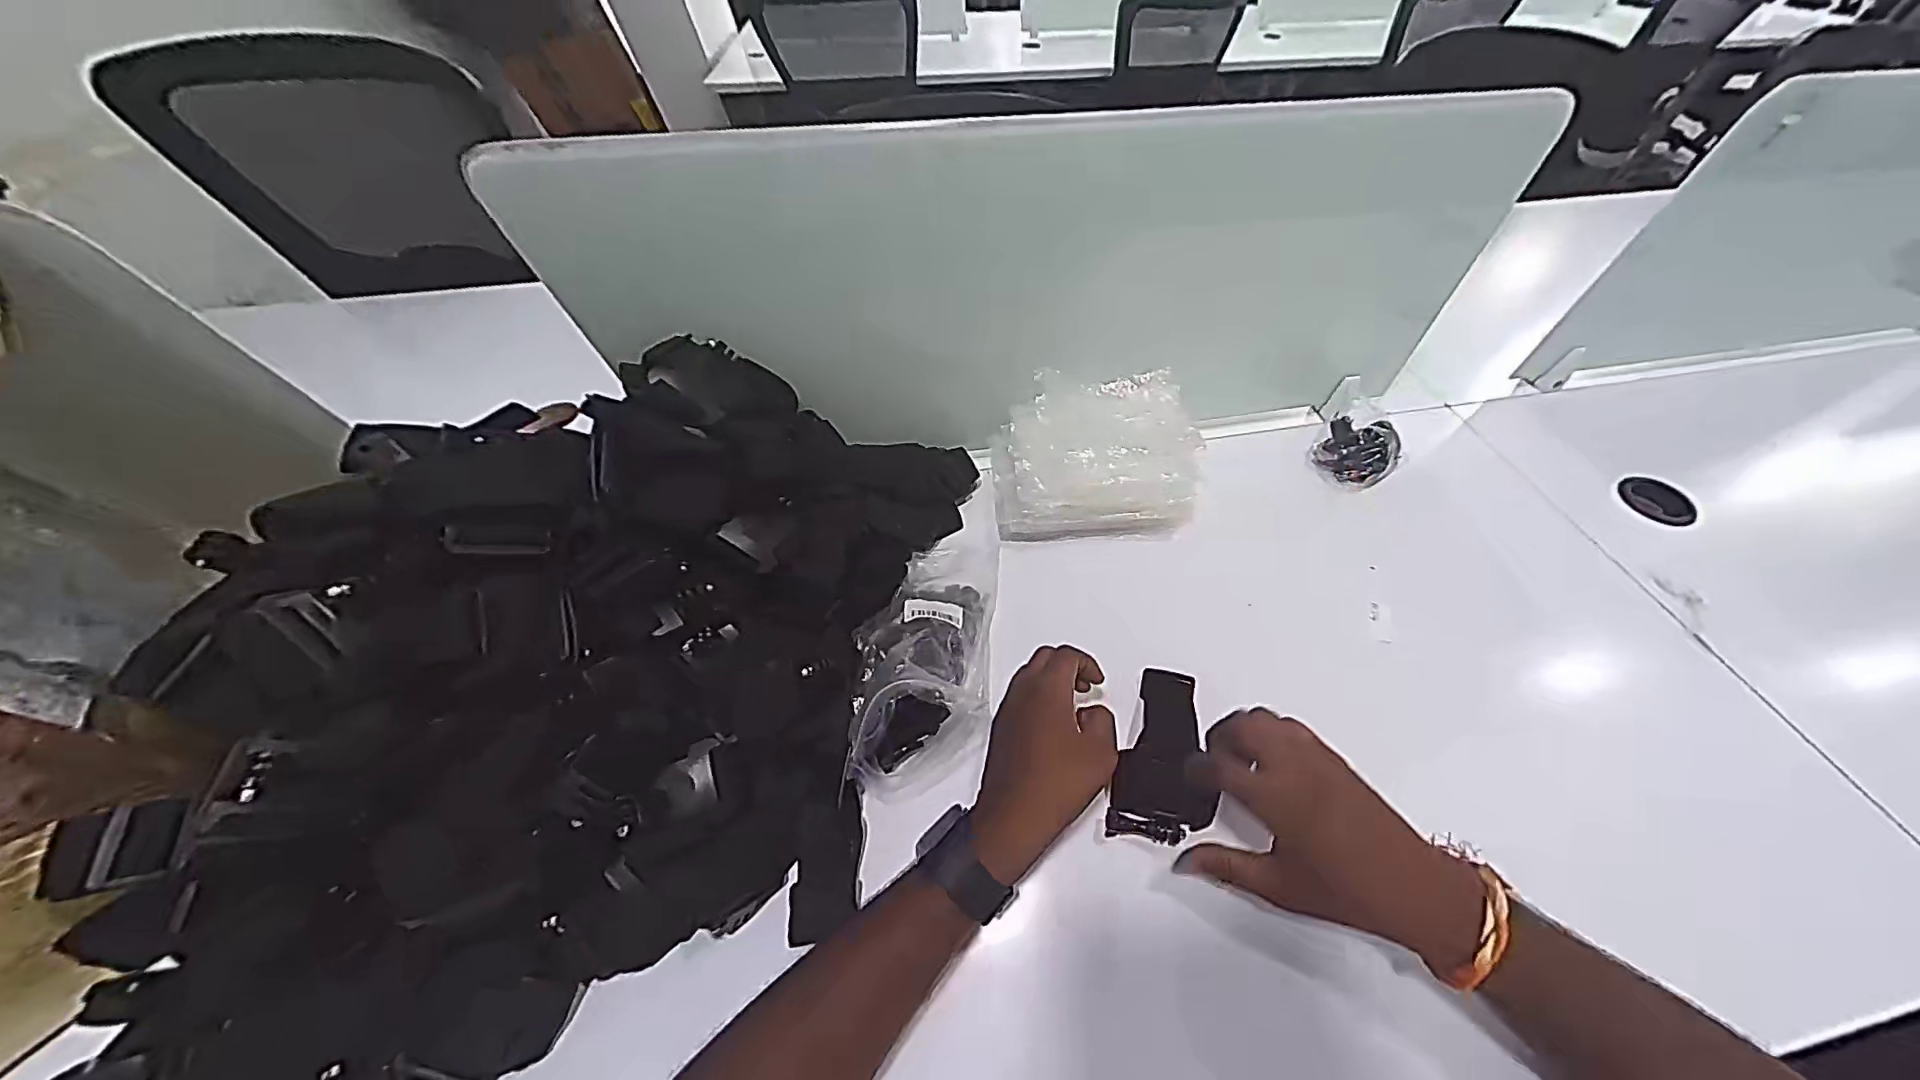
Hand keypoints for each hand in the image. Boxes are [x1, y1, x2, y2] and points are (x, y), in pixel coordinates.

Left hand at [970, 646, 1118, 883]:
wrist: (1015, 815)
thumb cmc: (1051, 786)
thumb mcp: (1101, 752)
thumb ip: (1102, 720)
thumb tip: (1094, 713)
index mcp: (1046, 690)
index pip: (1066, 656)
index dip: (1087, 663)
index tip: (1096, 678)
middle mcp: (1022, 694)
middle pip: (1044, 659)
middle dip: (1068, 666)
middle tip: (1085, 683)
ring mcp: (1008, 710)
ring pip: (1029, 677)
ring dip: (1051, 682)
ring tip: (1072, 705)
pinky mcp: (1001, 728)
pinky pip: (1020, 699)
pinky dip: (1038, 699)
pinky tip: (1054, 725)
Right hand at [1174, 710, 1485, 976]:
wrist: (1416, 889)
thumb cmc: (1357, 890)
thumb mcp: (1279, 886)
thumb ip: (1227, 868)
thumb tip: (1192, 862)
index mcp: (1276, 798)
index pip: (1218, 765)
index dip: (1195, 769)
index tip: (1191, 777)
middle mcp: (1296, 768)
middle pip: (1240, 726)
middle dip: (1217, 738)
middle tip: (1210, 759)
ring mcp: (1317, 759)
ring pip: (1266, 718)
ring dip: (1244, 729)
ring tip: (1236, 752)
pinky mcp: (1335, 759)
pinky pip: (1292, 727)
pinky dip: (1271, 731)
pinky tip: (1271, 756)